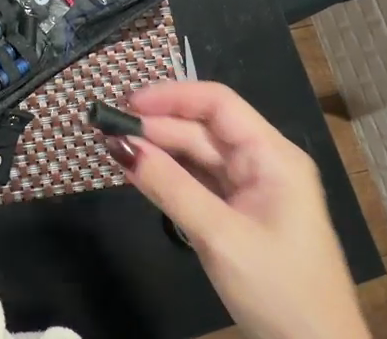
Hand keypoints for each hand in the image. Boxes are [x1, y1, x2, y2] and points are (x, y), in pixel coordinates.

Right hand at [97, 82, 369, 338]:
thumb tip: (120, 145)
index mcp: (272, 155)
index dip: (171, 97)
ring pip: (200, 156)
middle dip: (158, 126)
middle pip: (204, 129)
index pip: (217, 103)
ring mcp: (254, 189)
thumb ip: (169, 186)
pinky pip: (202, 182)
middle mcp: (264, 162)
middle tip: (108, 132)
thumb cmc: (278, 289)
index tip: (127, 104)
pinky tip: (143, 174)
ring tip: (117, 150)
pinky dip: (172, 177)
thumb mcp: (219, 236)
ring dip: (161, 151)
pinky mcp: (243, 214)